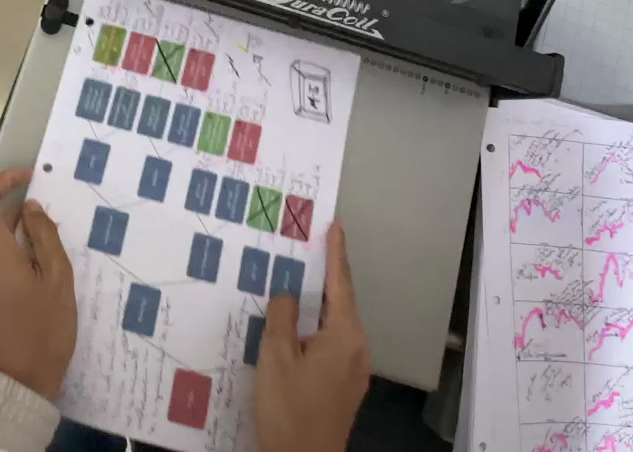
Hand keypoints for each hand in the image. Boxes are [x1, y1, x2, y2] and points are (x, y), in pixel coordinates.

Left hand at [0, 167, 76, 399]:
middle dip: (16, 220)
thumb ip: (43, 235)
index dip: (5, 179)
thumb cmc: (43, 329)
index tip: (29, 178)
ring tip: (38, 272)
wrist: (14, 388)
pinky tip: (20, 294)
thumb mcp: (58, 278)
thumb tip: (29, 207)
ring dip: (8, 249)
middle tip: (48, 234)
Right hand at [255, 220, 370, 451]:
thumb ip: (281, 316)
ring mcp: (354, 370)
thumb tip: (289, 294)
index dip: (336, 253)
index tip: (336, 224)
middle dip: (327, 274)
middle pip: (341, 302)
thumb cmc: (288, 408)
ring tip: (302, 278)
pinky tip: (300, 323)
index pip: (340, 284)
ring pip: (336, 323)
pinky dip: (319, 324)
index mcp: (344, 336)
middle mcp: (357, 348)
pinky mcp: (346, 385)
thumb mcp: (276, 356)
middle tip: (312, 245)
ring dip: (320, 301)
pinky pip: (333, 341)